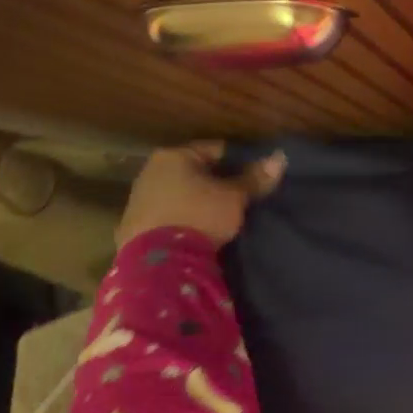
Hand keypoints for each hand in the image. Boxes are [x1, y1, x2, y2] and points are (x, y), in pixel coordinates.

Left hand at [115, 142, 285, 247]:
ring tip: (220, 216)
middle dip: (216, 181)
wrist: (158, 262)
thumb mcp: (235, 197)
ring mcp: (138, 198)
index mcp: (174, 156)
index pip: (216, 150)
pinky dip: (182, 217)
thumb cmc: (200, 216)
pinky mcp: (132, 225)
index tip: (255, 176)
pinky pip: (167, 214)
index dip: (239, 161)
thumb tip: (280, 157)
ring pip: (179, 193)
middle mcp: (151, 171)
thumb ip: (255, 178)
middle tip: (240, 196)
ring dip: (197, 200)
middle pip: (194, 171)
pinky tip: (196, 230)